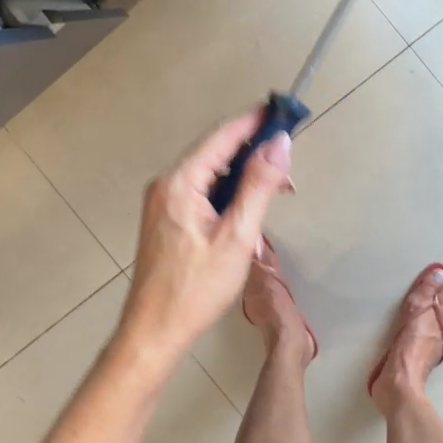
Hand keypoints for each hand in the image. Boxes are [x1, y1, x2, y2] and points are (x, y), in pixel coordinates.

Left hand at [118, 108, 294, 359]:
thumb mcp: (237, 236)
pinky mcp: (165, 217)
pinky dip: (228, 194)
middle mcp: (166, 183)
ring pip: (210, 173)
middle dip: (253, 152)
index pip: (222, 135)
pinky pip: (201, 191)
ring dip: (243, 177)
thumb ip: (259, 185)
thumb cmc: (196, 289)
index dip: (254, 121)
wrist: (154, 331)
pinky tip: (248, 211)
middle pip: (215, 151)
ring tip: (276, 189)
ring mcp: (162, 200)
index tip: (284, 111)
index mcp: (179, 181)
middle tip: (288, 165)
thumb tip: (280, 143)